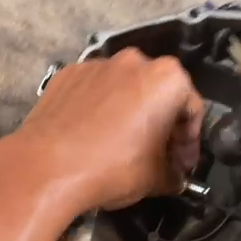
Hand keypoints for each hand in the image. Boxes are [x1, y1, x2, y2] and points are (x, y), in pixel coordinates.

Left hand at [13, 48, 204, 211]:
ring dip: (131, 114)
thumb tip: (174, 178)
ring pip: (125, 89)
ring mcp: (98, 64)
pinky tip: (94, 137)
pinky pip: (94, 92)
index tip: (183, 165)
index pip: (192, 110)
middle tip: (157, 156)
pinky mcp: (68, 74)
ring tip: (123, 147)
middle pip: (158, 93)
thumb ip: (174, 175)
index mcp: (167, 79)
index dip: (190, 142)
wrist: (48, 166)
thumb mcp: (155, 180)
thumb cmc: (112, 168)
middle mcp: (135, 61)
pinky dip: (100, 110)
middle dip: (162, 125)